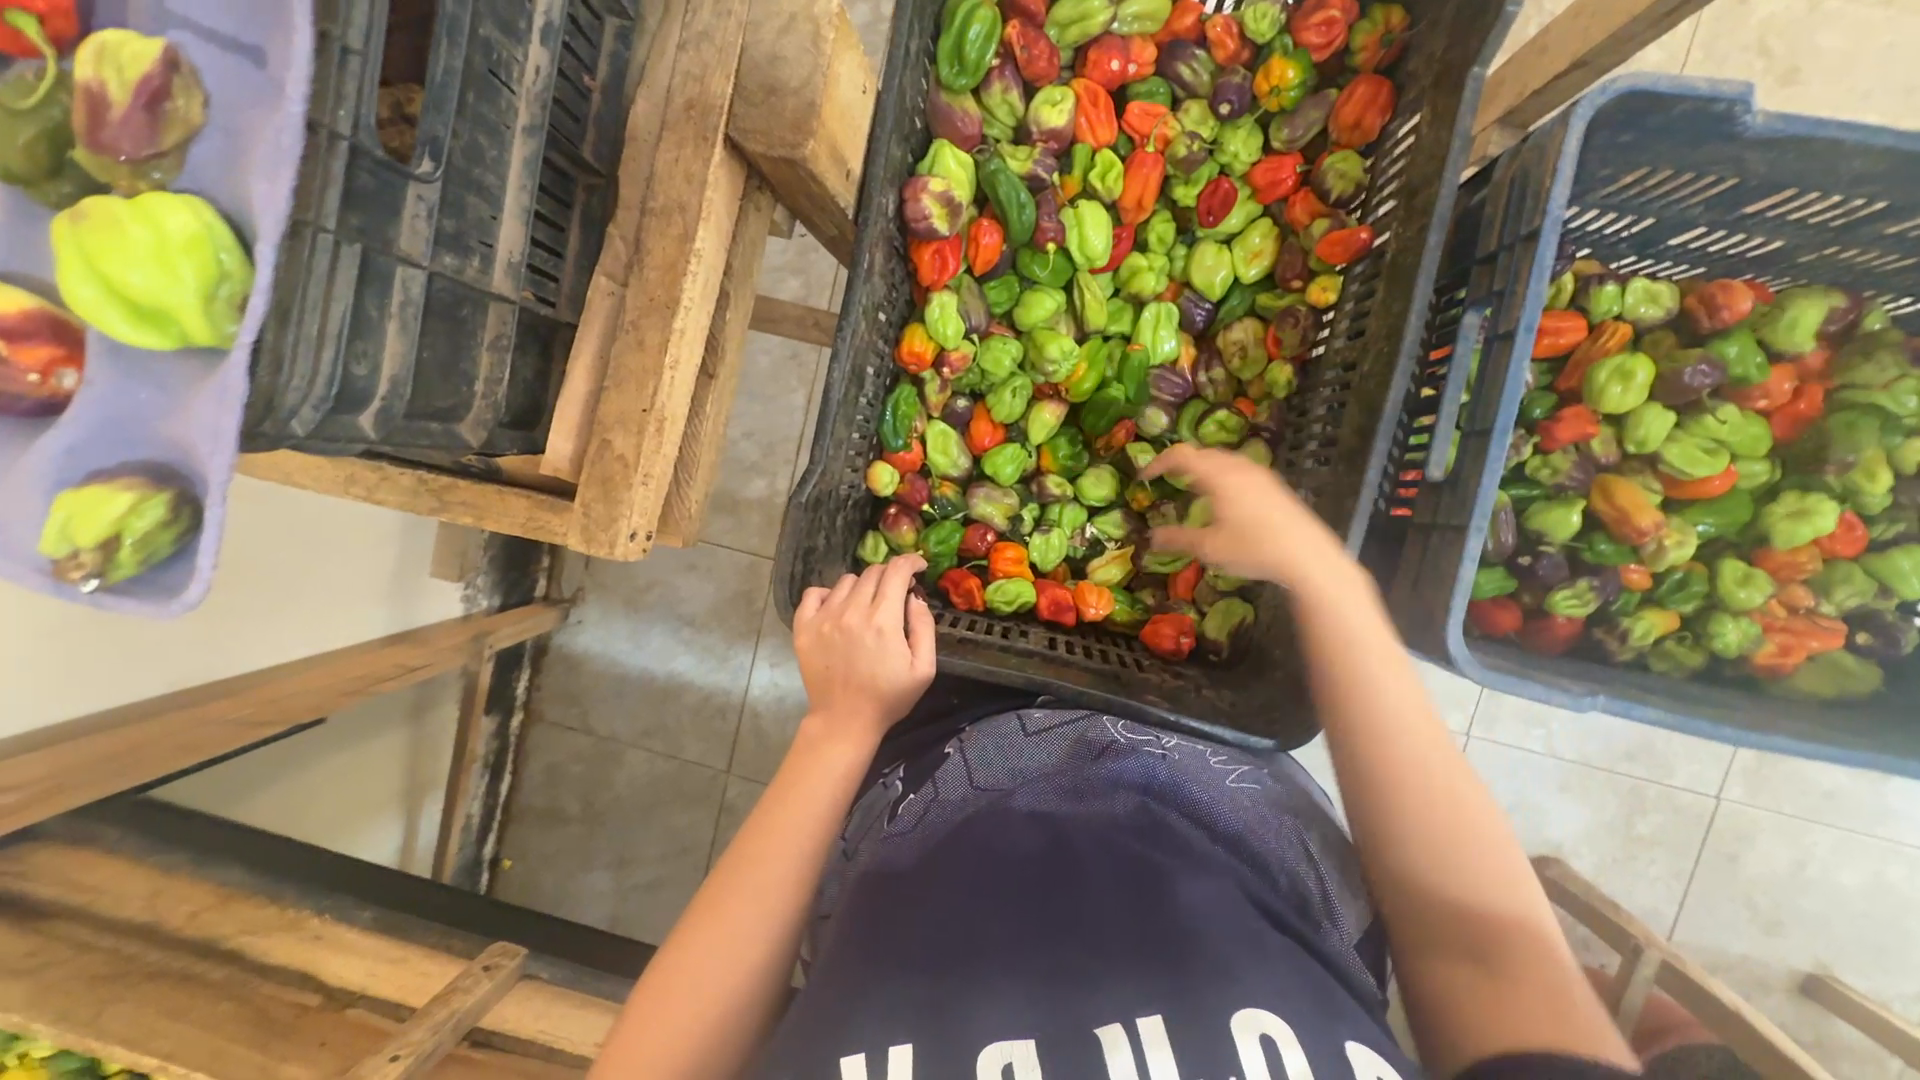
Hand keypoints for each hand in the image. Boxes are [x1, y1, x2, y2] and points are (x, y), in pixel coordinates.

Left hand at [793, 555, 936, 745]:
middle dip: (890, 576)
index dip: (911, 562)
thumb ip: (924, 627)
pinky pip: (814, 593)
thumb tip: (915, 597)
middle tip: (896, 594)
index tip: (918, 567)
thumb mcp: (924, 669)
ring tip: (867, 606)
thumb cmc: (889, 697)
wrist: (844, 720)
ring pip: (847, 581)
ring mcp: (824, 617)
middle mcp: (852, 611)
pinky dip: (829, 594)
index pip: (897, 570)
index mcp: (883, 620)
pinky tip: (838, 608)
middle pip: (873, 572)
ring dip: (863, 586)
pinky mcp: (804, 627)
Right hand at [1142, 444, 1353, 590]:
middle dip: (1181, 464)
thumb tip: (1151, 538)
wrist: (1307, 555)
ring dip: (1203, 469)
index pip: (1181, 455)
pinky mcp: (1273, 485)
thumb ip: (1178, 539)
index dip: (1159, 462)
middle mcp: (1238, 467)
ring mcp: (1259, 474)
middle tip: (1166, 479)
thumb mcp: (1209, 547)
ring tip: (1193, 488)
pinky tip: (1224, 500)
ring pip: (1223, 460)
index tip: (1145, 476)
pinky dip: (1222, 476)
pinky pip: (1239, 470)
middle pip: (1203, 453)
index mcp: (1218, 475)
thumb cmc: (1254, 548)